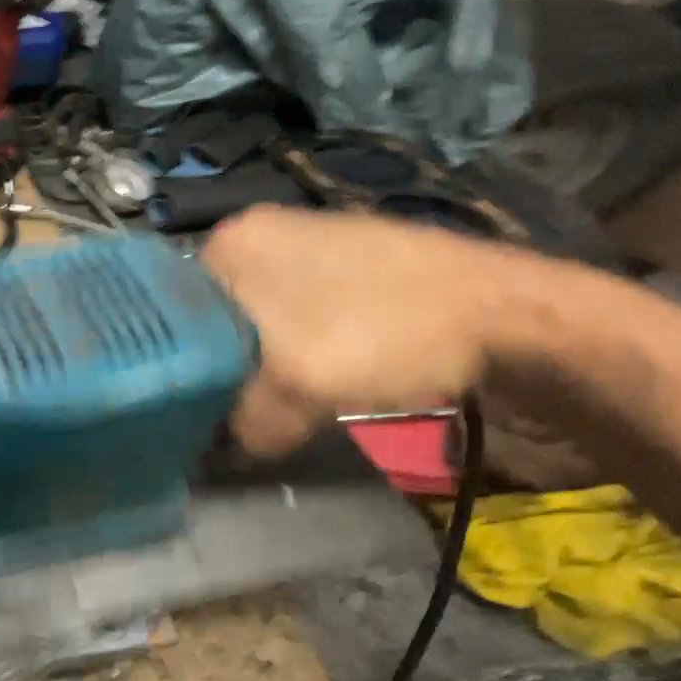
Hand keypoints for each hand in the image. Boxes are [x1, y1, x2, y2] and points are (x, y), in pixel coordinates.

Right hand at [201, 206, 525, 457]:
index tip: (190, 400)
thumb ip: (243, 423)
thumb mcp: (296, 390)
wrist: (513, 314)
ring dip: (261, 353)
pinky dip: (296, 339)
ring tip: (277, 391)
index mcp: (228, 241)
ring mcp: (303, 238)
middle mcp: (254, 229)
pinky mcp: (345, 256)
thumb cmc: (384, 334)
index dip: (177, 359)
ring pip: (253, 311)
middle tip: (233, 401)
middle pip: (211, 309)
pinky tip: (319, 366)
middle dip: (223, 358)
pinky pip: (292, 305)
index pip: (167, 308)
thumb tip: (220, 452)